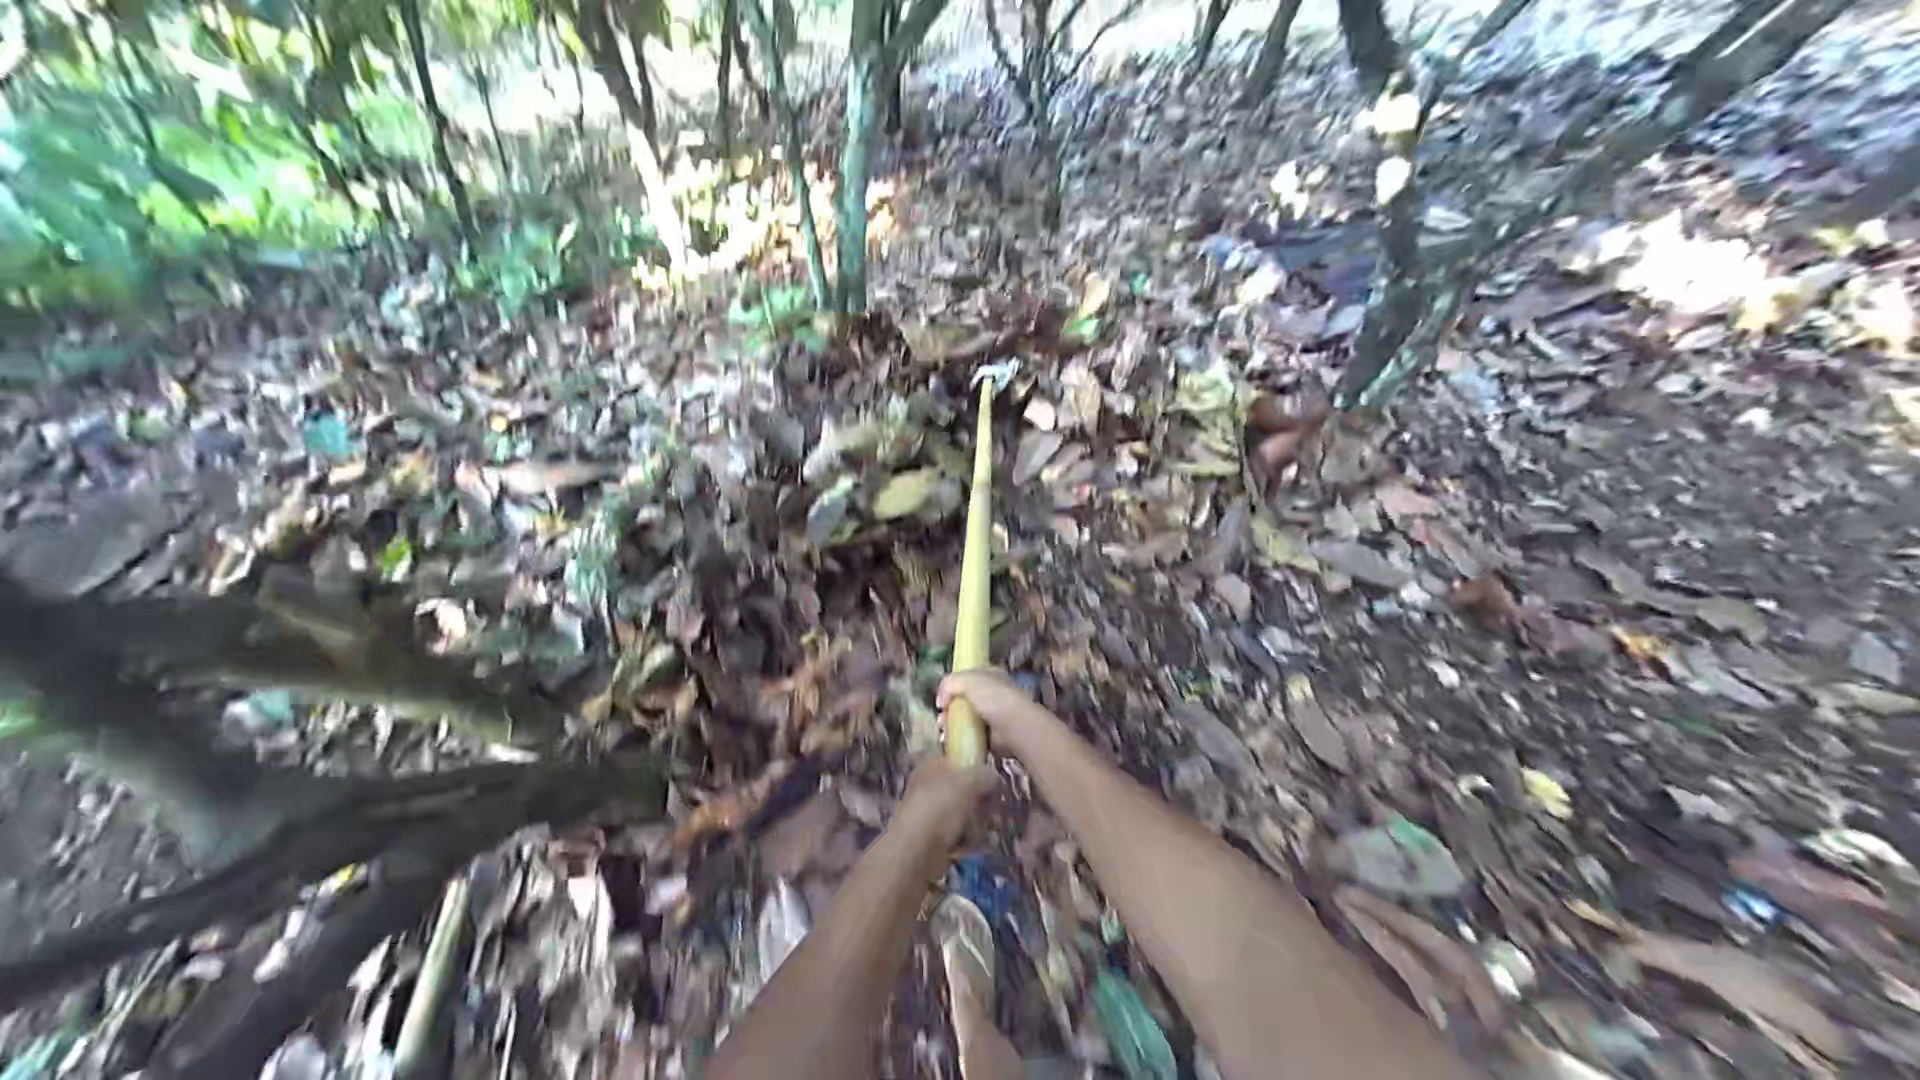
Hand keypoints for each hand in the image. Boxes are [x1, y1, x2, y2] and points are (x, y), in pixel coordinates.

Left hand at [892, 756, 996, 856]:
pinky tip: (968, 845)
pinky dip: (967, 840)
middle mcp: (929, 787)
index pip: (959, 760)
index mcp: (931, 765)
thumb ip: (986, 775)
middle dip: (981, 802)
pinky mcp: (934, 839)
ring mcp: (931, 813)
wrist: (916, 852)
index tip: (992, 782)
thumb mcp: (969, 781)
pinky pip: (959, 835)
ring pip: (965, 814)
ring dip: (976, 823)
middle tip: (989, 811)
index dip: (978, 769)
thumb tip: (994, 778)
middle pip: (965, 790)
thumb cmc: (941, 807)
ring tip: (976, 830)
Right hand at [937, 669, 1047, 733]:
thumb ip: (949, 683)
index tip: (942, 697)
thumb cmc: (993, 697)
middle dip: (950, 708)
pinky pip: (971, 735)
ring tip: (943, 729)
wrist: (1014, 726)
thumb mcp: (967, 680)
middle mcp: (993, 693)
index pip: (968, 677)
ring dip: (952, 724)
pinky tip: (950, 739)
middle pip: (965, 699)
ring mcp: (993, 715)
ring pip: (966, 718)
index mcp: (990, 675)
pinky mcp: (992, 735)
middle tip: (941, 716)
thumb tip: (941, 700)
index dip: (952, 685)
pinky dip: (960, 737)